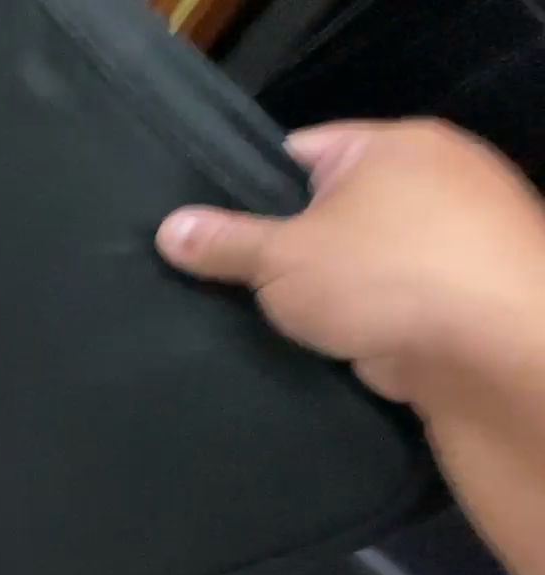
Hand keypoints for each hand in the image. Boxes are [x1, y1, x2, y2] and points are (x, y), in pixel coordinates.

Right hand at [155, 119, 544, 404]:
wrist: (488, 346)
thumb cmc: (382, 276)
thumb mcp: (278, 256)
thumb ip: (220, 242)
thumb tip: (167, 228)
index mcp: (392, 147)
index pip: (293, 152)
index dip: (237, 188)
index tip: (196, 227)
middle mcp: (428, 174)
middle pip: (315, 203)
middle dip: (266, 240)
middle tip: (208, 270)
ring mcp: (444, 229)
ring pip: (340, 248)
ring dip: (299, 277)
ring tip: (243, 302)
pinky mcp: (445, 279)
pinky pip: (367, 283)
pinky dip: (335, 302)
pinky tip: (297, 325)